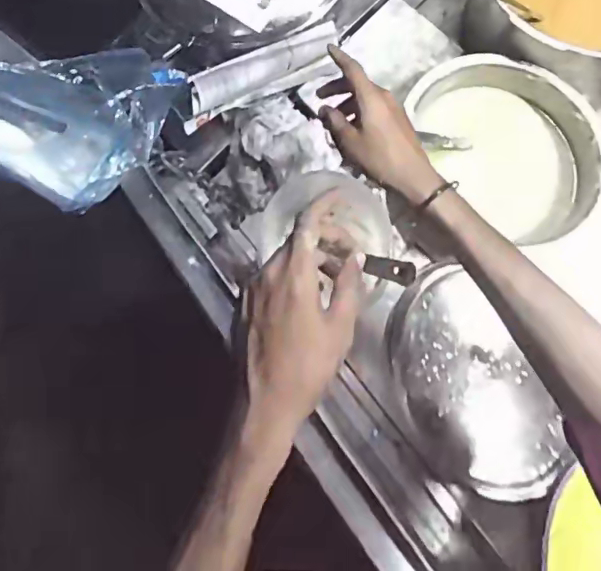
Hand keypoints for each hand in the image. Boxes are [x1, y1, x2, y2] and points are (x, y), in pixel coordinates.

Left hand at [241, 195, 364, 441]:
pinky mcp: (245, 303)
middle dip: (326, 238)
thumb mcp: (339, 328)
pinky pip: (273, 275)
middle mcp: (267, 272)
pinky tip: (310, 296)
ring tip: (335, 278)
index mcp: (292, 273)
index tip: (342, 194)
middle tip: (351, 254)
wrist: (262, 406)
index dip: (325, 204)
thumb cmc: (307, 368)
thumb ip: (349, 286)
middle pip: (298, 239)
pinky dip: (294, 273)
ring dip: (312, 258)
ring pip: (285, 257)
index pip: (307, 223)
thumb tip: (355, 258)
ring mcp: (252, 287)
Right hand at [317, 46, 445, 204]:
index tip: (329, 48)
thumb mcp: (351, 142)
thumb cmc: (379, 157)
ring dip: (347, 102)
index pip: (353, 69)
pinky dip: (359, 110)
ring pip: (365, 96)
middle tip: (320, 98)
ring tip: (333, 120)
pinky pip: (373, 106)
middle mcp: (383, 96)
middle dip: (337, 88)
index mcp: (371, 97)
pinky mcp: (396, 117)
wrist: (413, 175)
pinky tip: (351, 128)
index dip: (339, 58)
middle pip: (357, 83)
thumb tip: (325, 108)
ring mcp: (392, 106)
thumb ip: (336, 122)